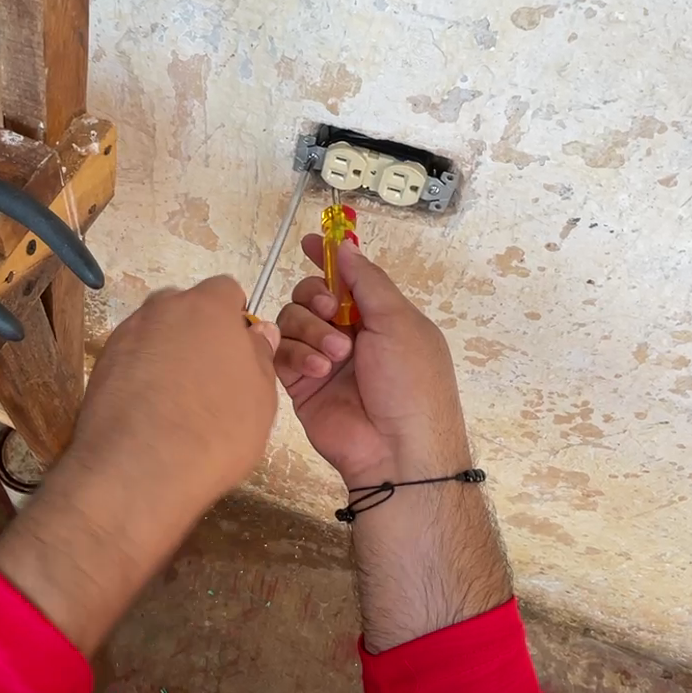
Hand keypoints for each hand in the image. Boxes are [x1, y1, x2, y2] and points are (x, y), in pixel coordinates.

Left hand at [0, 277, 278, 653]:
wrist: (139, 470)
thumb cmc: (216, 430)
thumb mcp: (260, 397)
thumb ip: (260, 356)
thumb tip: (259, 333)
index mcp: (207, 306)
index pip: (226, 290)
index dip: (235, 318)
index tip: (239, 351)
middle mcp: (162, 309)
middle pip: (186, 308)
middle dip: (199, 332)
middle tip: (211, 377)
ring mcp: (126, 335)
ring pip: (156, 334)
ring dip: (168, 353)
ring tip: (177, 401)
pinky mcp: (101, 365)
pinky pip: (131, 360)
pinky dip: (142, 375)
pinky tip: (150, 412)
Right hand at [275, 235, 469, 487]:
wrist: (395, 450)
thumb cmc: (410, 381)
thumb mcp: (399, 322)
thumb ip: (367, 281)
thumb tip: (345, 245)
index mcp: (379, 317)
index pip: (347, 278)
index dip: (327, 258)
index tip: (309, 242)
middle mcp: (348, 334)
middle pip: (310, 294)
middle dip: (315, 297)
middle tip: (330, 311)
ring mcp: (321, 359)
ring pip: (292, 320)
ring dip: (311, 332)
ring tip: (335, 358)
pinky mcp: (298, 383)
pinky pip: (281, 352)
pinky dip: (297, 356)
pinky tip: (316, 372)